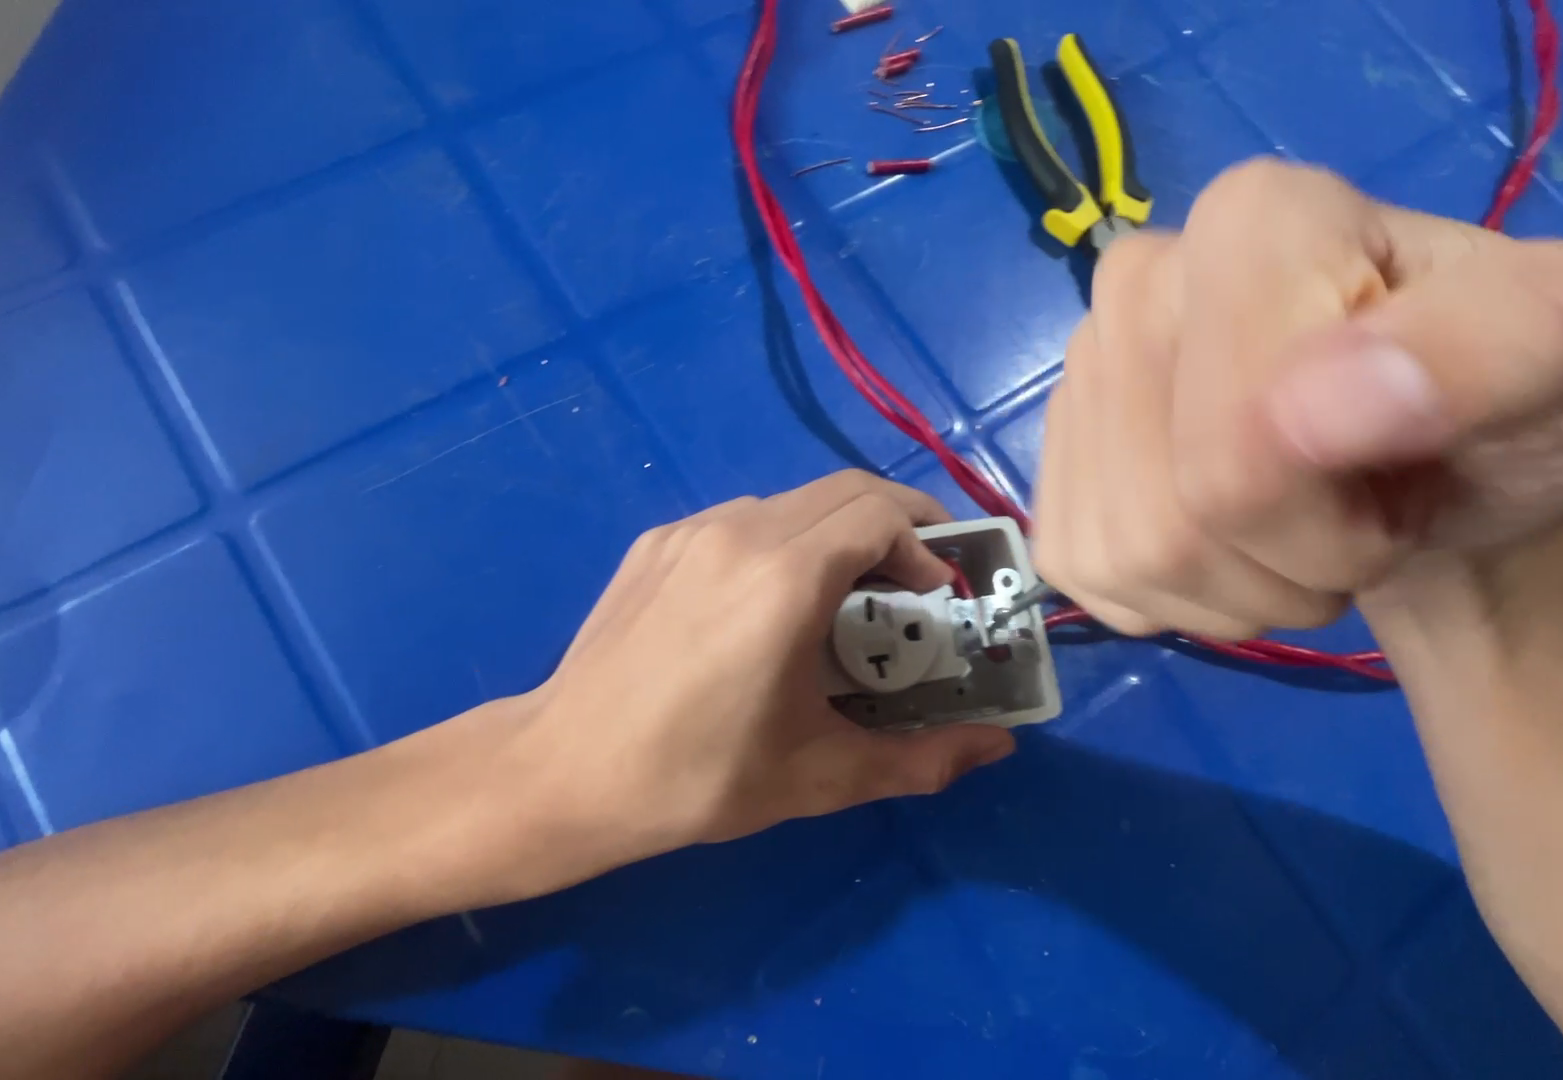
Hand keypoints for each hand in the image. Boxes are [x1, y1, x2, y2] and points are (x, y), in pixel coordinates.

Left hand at [438, 471, 1015, 903]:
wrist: (563, 772)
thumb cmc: (696, 778)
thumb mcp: (820, 777)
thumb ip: (922, 759)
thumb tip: (999, 747)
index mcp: (784, 578)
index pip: (883, 512)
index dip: (927, 545)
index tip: (940, 599)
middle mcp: (739, 531)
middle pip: (847, 490)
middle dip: (899, 524)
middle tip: (918, 583)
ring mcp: (690, 529)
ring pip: (794, 502)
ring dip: (840, 533)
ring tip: (849, 596)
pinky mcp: (656, 541)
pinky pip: (743, 520)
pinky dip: (785, 541)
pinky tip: (772, 603)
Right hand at [1034, 158, 1562, 637]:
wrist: (1436, 468)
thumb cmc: (1528, 415)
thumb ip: (1520, 344)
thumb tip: (1312, 410)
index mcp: (1253, 220)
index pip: (1239, 446)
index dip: (1338, 520)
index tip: (1410, 479)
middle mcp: (1132, 284)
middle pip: (1170, 514)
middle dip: (1287, 566)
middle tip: (1359, 521)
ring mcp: (1075, 379)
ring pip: (1125, 556)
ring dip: (1234, 591)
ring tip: (1296, 538)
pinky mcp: (1049, 467)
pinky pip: (1087, 573)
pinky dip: (1174, 602)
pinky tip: (1225, 551)